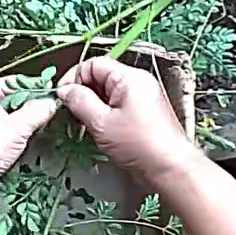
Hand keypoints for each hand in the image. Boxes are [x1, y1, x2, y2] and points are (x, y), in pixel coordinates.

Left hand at [0, 75, 57, 200]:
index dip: (33, 85)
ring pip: (7, 115)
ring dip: (23, 120)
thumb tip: (52, 101)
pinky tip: (26, 139)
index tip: (51, 93)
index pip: (12, 81)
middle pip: (10, 97)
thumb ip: (38, 111)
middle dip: (29, 103)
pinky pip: (2, 129)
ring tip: (40, 124)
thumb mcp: (18, 127)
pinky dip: (15, 132)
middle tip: (49, 109)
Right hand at [56, 57, 200, 185]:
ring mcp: (143, 97)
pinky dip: (106, 114)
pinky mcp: (144, 112)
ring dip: (93, 106)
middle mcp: (138, 82)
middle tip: (73, 114)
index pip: (93, 64)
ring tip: (86, 125)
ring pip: (108, 93)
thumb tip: (64, 90)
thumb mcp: (101, 123)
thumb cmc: (138, 144)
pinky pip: (118, 105)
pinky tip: (101, 130)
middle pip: (101, 77)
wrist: (172, 169)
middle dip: (83, 93)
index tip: (63, 98)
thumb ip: (79, 101)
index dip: (75, 78)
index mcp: (129, 77)